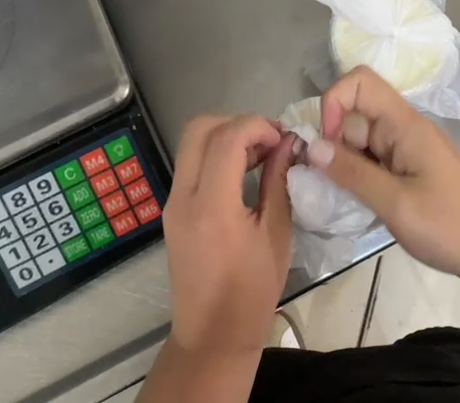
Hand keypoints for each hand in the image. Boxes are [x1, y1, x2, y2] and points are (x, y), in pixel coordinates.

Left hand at [160, 115, 297, 357]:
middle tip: (268, 140)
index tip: (283, 138)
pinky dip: (214, 155)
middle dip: (236, 122)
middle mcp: (184, 196)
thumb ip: (279, 182)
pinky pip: (190, 164)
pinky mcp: (172, 210)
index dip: (258, 126)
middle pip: (199, 129)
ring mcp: (172, 202)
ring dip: (224, 136)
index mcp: (212, 206)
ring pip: (191, 143)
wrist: (212, 337)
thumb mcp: (276, 235)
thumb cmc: (251, 293)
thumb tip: (288, 144)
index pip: (228, 137)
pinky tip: (242, 172)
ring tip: (259, 155)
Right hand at [307, 66, 459, 287]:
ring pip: (362, 139)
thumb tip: (311, 147)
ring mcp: (409, 148)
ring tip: (348, 199)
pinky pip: (375, 158)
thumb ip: (352, 173)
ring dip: (347, 162)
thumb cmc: (450, 226)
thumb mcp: (396, 203)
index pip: (360, 82)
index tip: (328, 146)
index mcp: (405, 124)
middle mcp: (405, 128)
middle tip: (334, 184)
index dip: (334, 103)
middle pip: (356, 113)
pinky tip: (363, 203)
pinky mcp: (411, 168)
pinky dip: (361, 175)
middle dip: (336, 142)